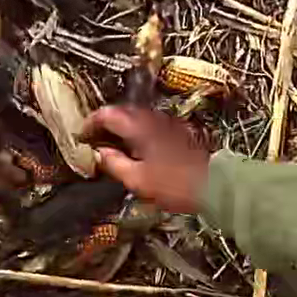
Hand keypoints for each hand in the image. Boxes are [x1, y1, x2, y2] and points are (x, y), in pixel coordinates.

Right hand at [82, 105, 210, 213]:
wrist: (214, 184)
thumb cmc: (173, 184)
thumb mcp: (137, 179)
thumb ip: (114, 164)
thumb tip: (98, 153)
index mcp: (139, 126)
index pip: (107, 113)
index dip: (90, 122)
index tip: (81, 136)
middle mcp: (153, 118)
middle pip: (123, 111)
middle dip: (105, 123)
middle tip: (94, 140)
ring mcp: (167, 122)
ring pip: (138, 117)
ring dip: (122, 127)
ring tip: (112, 145)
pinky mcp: (178, 130)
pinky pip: (150, 125)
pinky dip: (137, 132)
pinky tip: (136, 149)